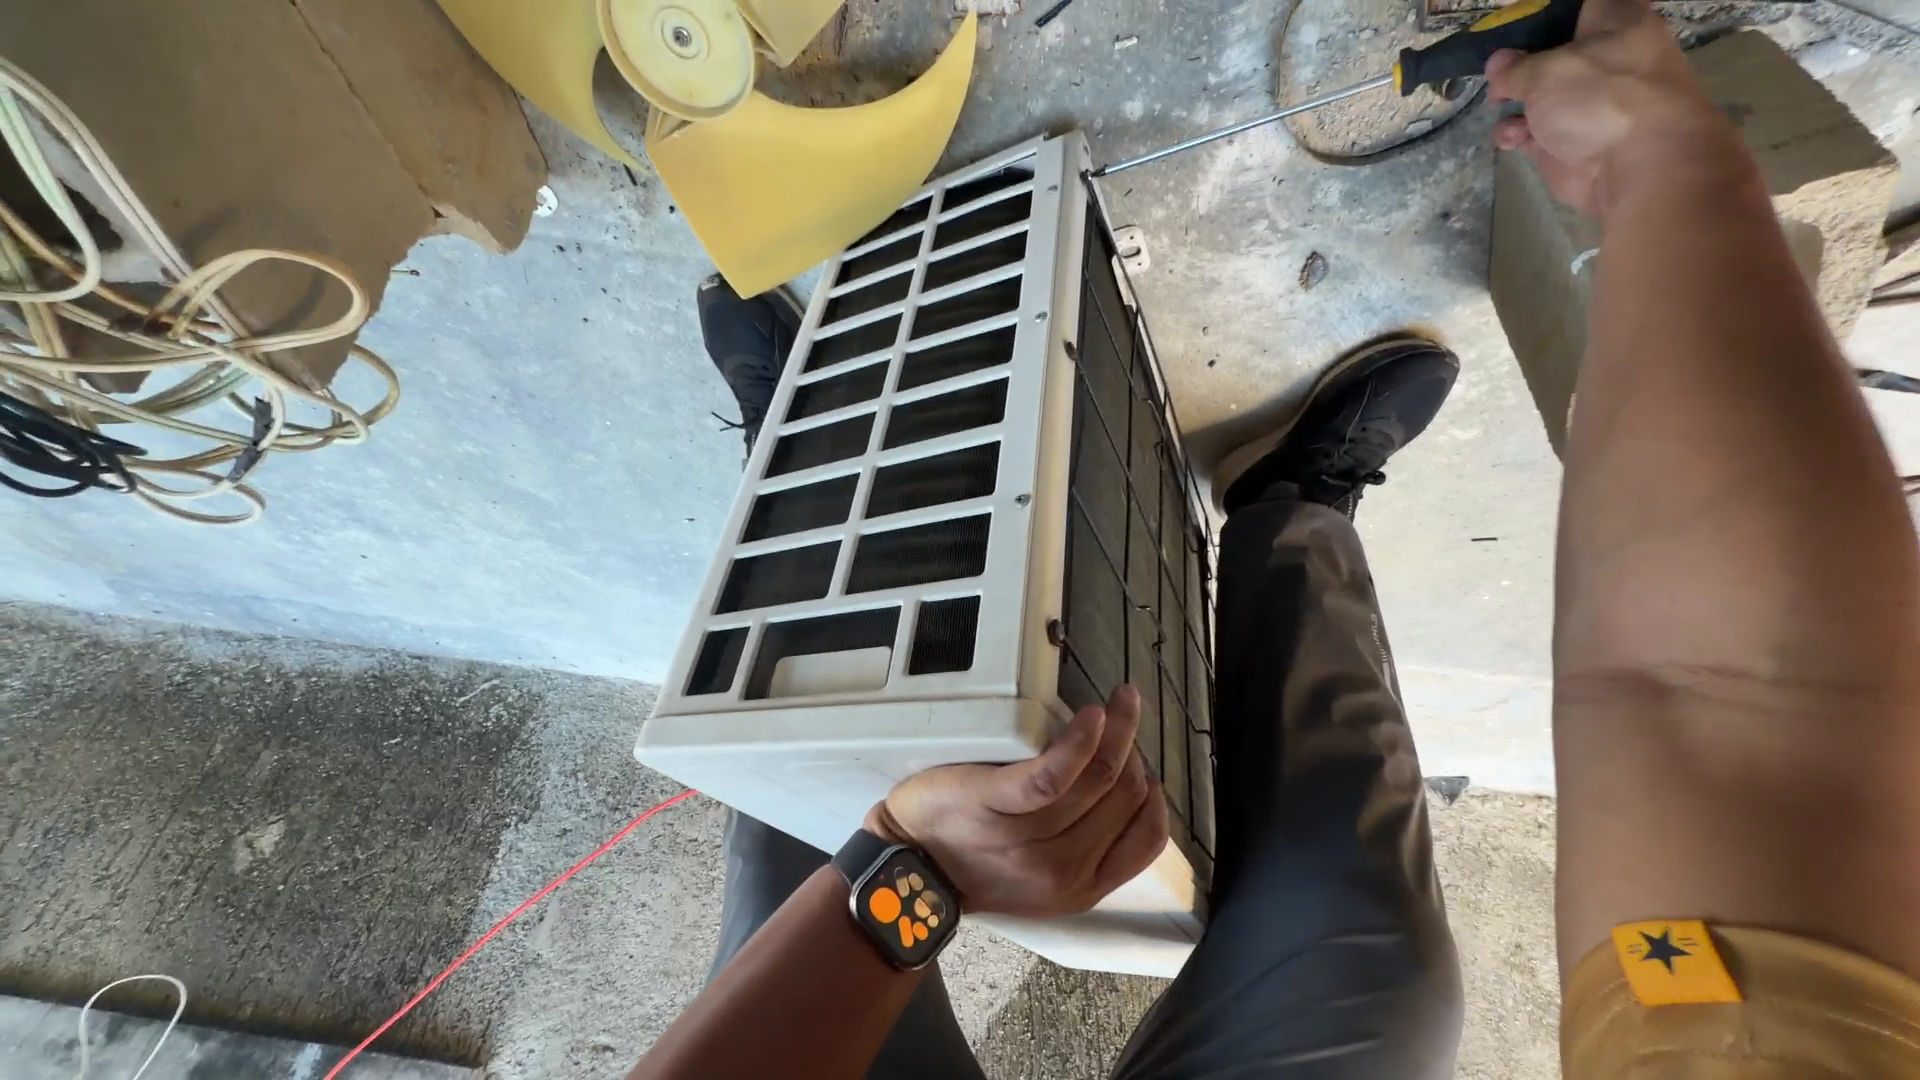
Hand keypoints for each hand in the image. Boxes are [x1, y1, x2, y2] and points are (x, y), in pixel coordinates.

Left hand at [865, 684, 1169, 917]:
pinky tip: (1093, 715)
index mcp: (1083, 887)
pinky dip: (1079, 741)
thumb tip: (1122, 793)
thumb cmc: (978, 863)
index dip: (1153, 793)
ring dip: (1119, 730)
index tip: (1141, 762)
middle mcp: (1063, 867)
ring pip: (1097, 777)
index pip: (1148, 836)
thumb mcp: (1043, 879)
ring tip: (1121, 701)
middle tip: (1125, 717)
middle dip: (1134, 750)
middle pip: (1125, 796)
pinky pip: (1052, 772)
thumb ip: (1085, 849)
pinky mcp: (995, 801)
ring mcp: (1029, 837)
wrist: (912, 867)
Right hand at [1485, 0, 1740, 217]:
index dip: (1544, 14)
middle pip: (1553, 49)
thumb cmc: (1601, 98)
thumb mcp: (1548, 71)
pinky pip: (1533, 130)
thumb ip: (1517, 67)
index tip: (1513, 24)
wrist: (1635, 162)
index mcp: (1615, 22)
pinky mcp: (1568, 139)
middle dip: (1520, 61)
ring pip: (1538, 92)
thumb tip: (1498, 64)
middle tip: (1497, 70)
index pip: (1581, 4)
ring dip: (1513, 99)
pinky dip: (1518, 133)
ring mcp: (1586, 101)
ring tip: (1498, 104)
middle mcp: (1603, 57)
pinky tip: (1513, 137)